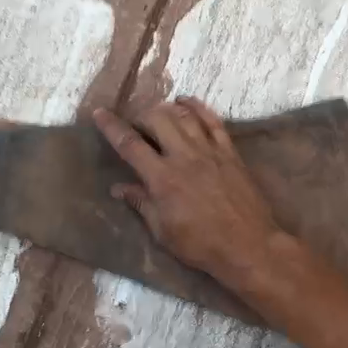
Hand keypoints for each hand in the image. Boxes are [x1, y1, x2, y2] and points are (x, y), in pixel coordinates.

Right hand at [93, 98, 289, 287]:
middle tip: (135, 124)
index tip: (99, 113)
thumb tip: (118, 188)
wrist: (248, 245)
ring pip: (183, 115)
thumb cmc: (201, 245)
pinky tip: (186, 102)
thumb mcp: (163, 232)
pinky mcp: (229, 151)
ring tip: (157, 112)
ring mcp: (209, 150)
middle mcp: (184, 156)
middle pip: (156, 119)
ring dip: (166, 108)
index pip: (130, 145)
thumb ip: (141, 204)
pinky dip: (197, 106)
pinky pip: (212, 119)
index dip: (112, 126)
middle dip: (140, 115)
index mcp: (162, 179)